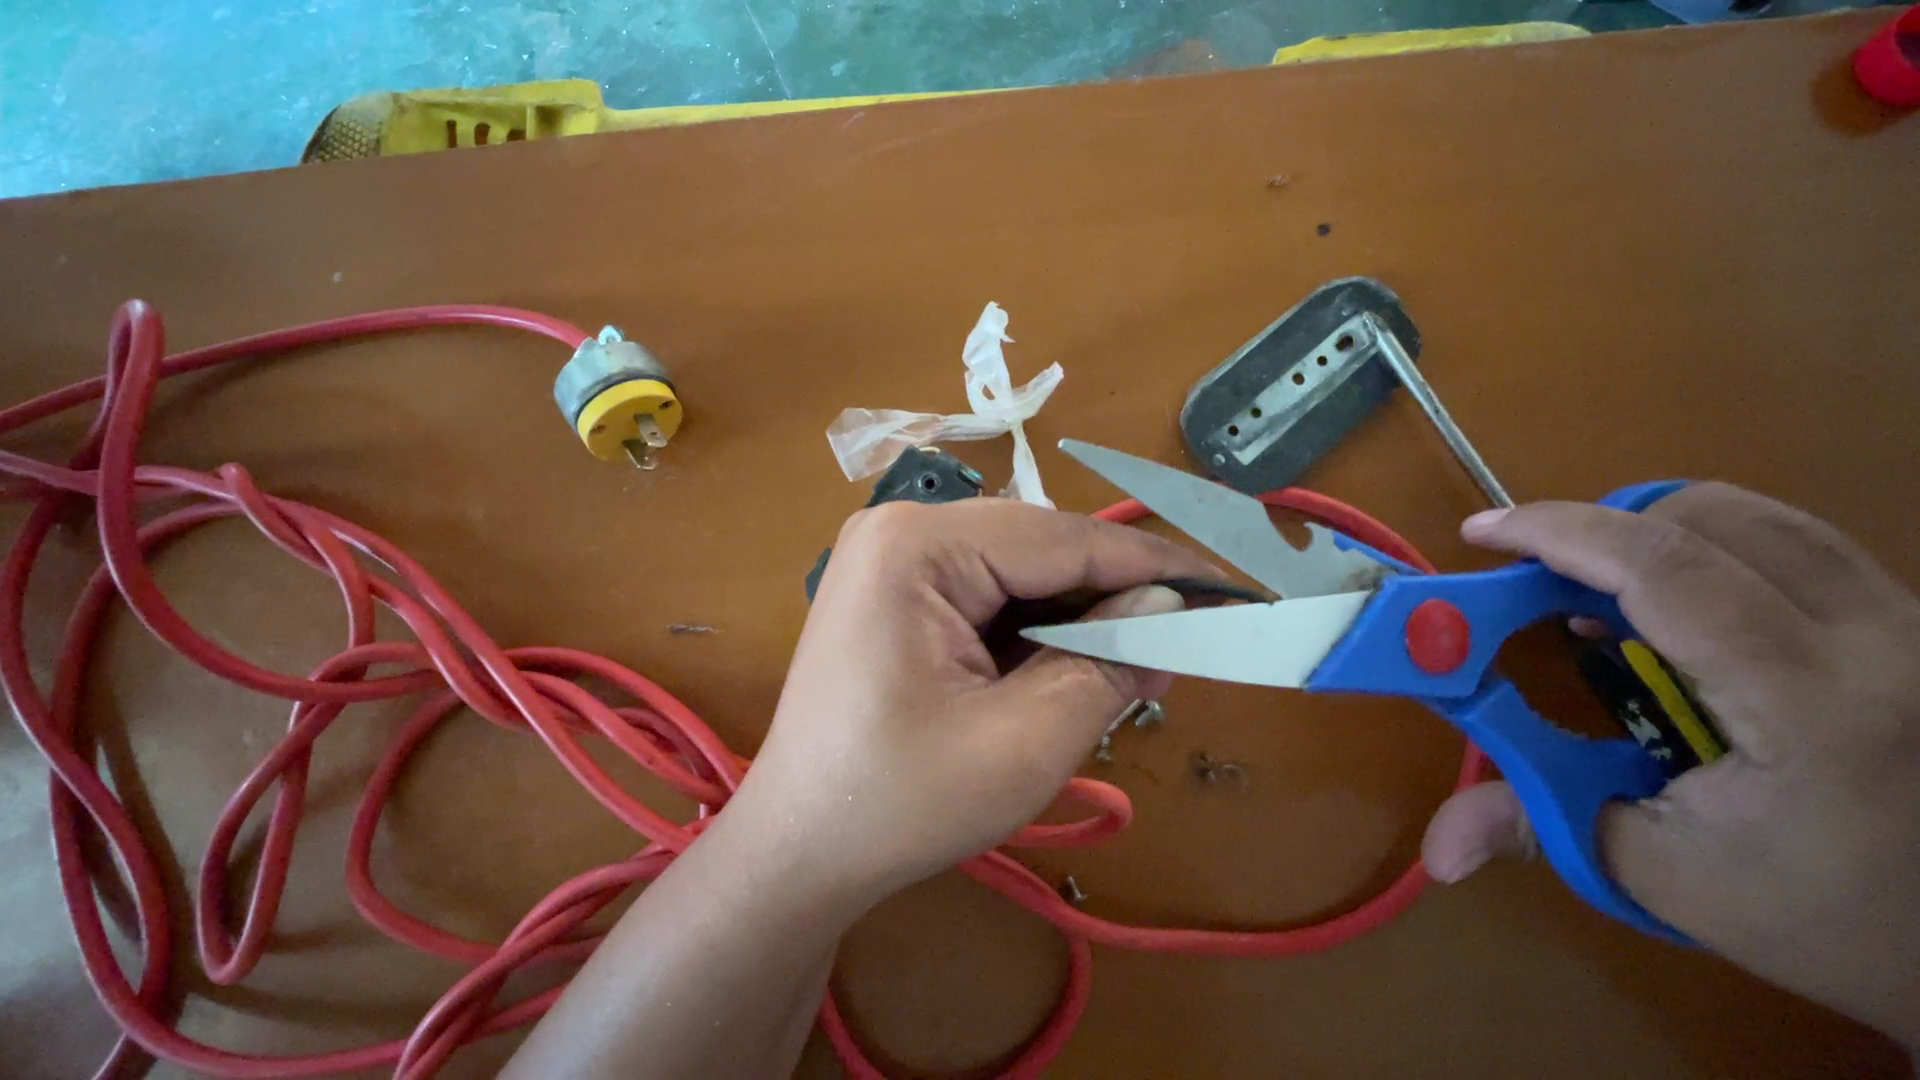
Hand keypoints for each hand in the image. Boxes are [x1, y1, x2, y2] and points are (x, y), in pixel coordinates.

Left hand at [724, 498, 1218, 903]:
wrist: (799, 849)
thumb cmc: (903, 802)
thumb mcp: (1025, 741)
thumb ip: (1107, 661)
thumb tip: (1169, 605)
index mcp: (918, 545)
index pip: (1064, 539)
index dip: (1153, 564)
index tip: (1228, 589)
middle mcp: (899, 530)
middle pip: (1039, 547)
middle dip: (1113, 594)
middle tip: (1182, 645)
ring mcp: (889, 560)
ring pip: (1017, 570)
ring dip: (1077, 615)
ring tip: (1135, 666)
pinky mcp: (892, 594)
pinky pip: (985, 593)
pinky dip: (1035, 628)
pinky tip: (1069, 666)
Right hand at [1421, 483, 1919, 1046]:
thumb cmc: (1814, 911)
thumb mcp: (1656, 870)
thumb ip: (1534, 825)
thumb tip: (1431, 851)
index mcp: (1809, 707)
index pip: (1670, 572)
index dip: (1560, 534)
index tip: (1479, 534)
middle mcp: (1880, 642)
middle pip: (1712, 517)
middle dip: (1598, 527)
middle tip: (1532, 573)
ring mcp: (1912, 624)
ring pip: (1757, 516)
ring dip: (1651, 530)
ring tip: (1595, 587)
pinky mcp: (1911, 620)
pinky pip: (1791, 542)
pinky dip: (1704, 546)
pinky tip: (1671, 606)